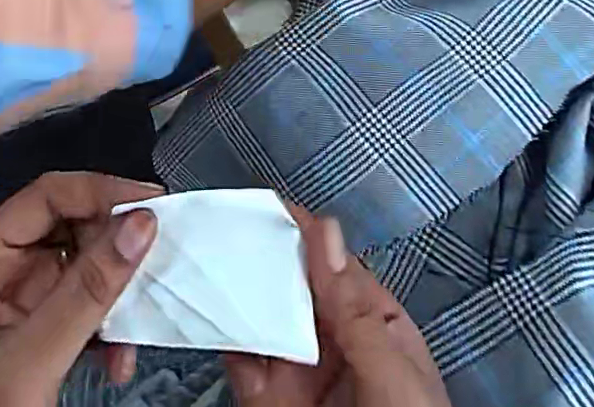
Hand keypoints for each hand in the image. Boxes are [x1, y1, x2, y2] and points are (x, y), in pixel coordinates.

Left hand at [0, 172, 162, 406]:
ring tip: (143, 310)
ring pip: (83, 265)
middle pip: (67, 226)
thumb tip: (139, 225)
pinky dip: (112, 326)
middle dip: (112, 242)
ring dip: (117, 288)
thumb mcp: (28, 364)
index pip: (43, 199)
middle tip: (156, 254)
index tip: (150, 201)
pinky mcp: (43, 334)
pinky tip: (120, 358)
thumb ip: (85, 294)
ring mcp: (21, 303)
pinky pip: (87, 306)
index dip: (97, 192)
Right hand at [224, 211, 449, 406]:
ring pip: (256, 313)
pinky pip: (239, 357)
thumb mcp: (393, 382)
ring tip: (200, 262)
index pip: (328, 261)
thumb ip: (353, 309)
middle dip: (252, 255)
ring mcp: (297, 368)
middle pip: (285, 281)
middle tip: (215, 229)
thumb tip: (324, 229)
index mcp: (371, 321)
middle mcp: (329, 336)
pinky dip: (221, 336)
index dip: (293, 229)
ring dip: (229, 290)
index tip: (255, 205)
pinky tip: (206, 315)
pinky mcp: (267, 397)